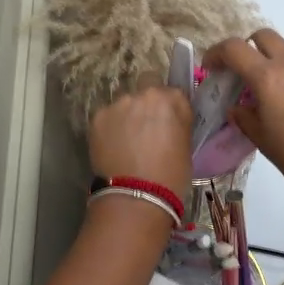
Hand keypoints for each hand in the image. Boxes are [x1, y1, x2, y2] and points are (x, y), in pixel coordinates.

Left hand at [88, 84, 191, 202]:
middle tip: (147, 128)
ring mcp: (118, 105)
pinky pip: (108, 117)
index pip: (173, 92)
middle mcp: (143, 95)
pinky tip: (114, 147)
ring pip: (125, 103)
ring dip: (128, 115)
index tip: (168, 121)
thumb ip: (178, 122)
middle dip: (147, 103)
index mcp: (170, 100)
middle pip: (146, 88)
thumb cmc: (171, 175)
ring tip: (128, 142)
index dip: (170, 106)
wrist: (137, 196)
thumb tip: (170, 118)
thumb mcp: (186, 144)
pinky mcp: (97, 117)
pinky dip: (111, 128)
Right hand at [205, 30, 283, 197]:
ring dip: (273, 66)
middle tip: (241, 74)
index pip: (235, 48)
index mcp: (270, 78)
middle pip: (264, 37)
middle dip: (247, 48)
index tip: (211, 68)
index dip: (216, 53)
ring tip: (272, 99)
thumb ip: (244, 117)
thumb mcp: (263, 141)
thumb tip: (237, 107)